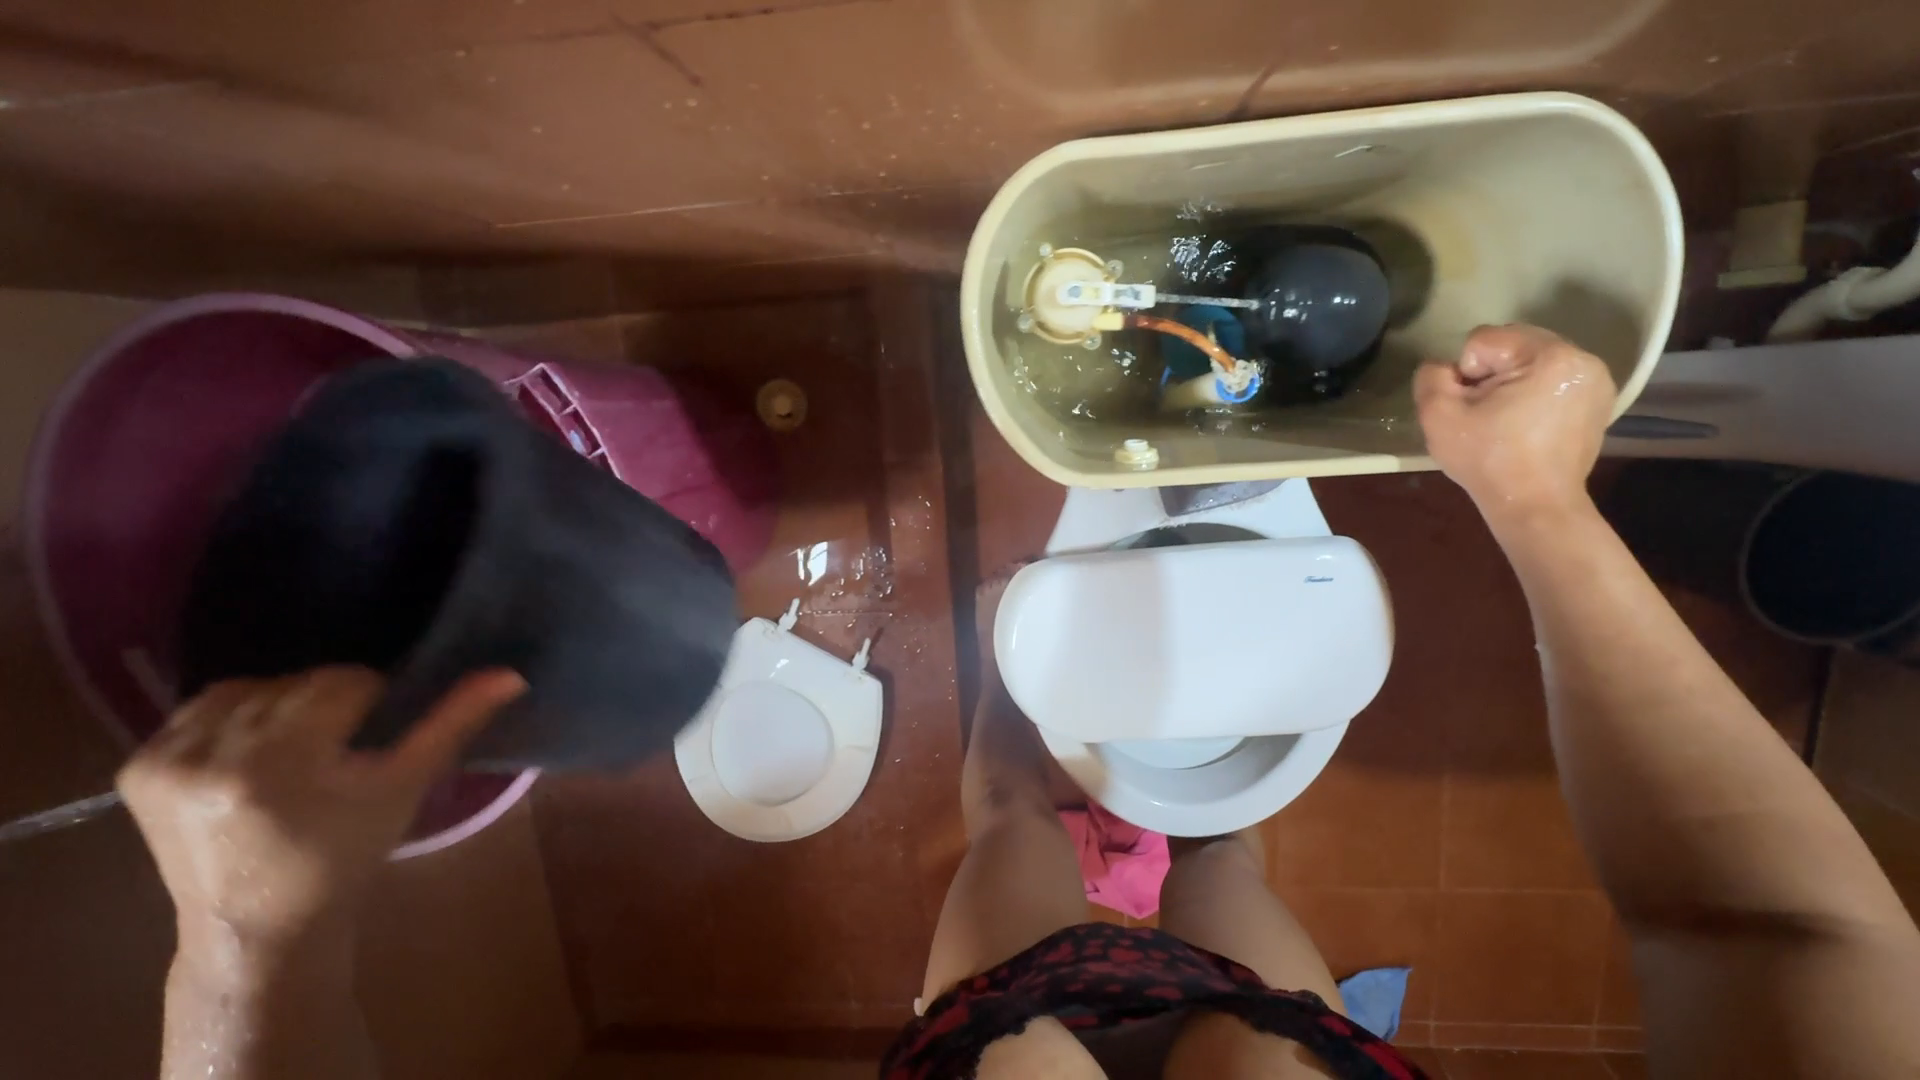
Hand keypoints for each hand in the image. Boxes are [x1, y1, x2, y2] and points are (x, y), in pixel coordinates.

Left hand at [117, 667, 524, 951]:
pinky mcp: (135, 769)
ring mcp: (162, 762)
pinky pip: (200, 709)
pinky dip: (236, 717)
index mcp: (277, 761)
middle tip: (341, 747)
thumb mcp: (406, 786)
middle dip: (327, 705)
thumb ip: (453, 723)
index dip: (371, 702)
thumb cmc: (346, 856)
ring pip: (248, 689)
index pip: (341, 683)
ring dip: (281, 705)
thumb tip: (509, 674)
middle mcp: (209, 754)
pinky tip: (254, 751)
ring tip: (297, 746)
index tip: (373, 740)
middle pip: (295, 683)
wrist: (260, 926)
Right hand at [1414, 323, 1615, 521]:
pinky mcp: (1598, 401)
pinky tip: (1525, 424)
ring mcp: (1596, 381)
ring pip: (1532, 361)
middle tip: (1485, 413)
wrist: (1535, 504)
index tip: (1473, 408)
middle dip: (1490, 373)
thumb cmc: (1487, 460)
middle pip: (1513, 344)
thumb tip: (1443, 369)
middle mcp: (1581, 359)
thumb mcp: (1438, 416)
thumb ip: (1431, 377)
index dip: (1466, 373)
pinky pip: (1552, 380)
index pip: (1484, 339)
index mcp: (1548, 356)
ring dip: (1510, 381)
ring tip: (1505, 419)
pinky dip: (1533, 393)